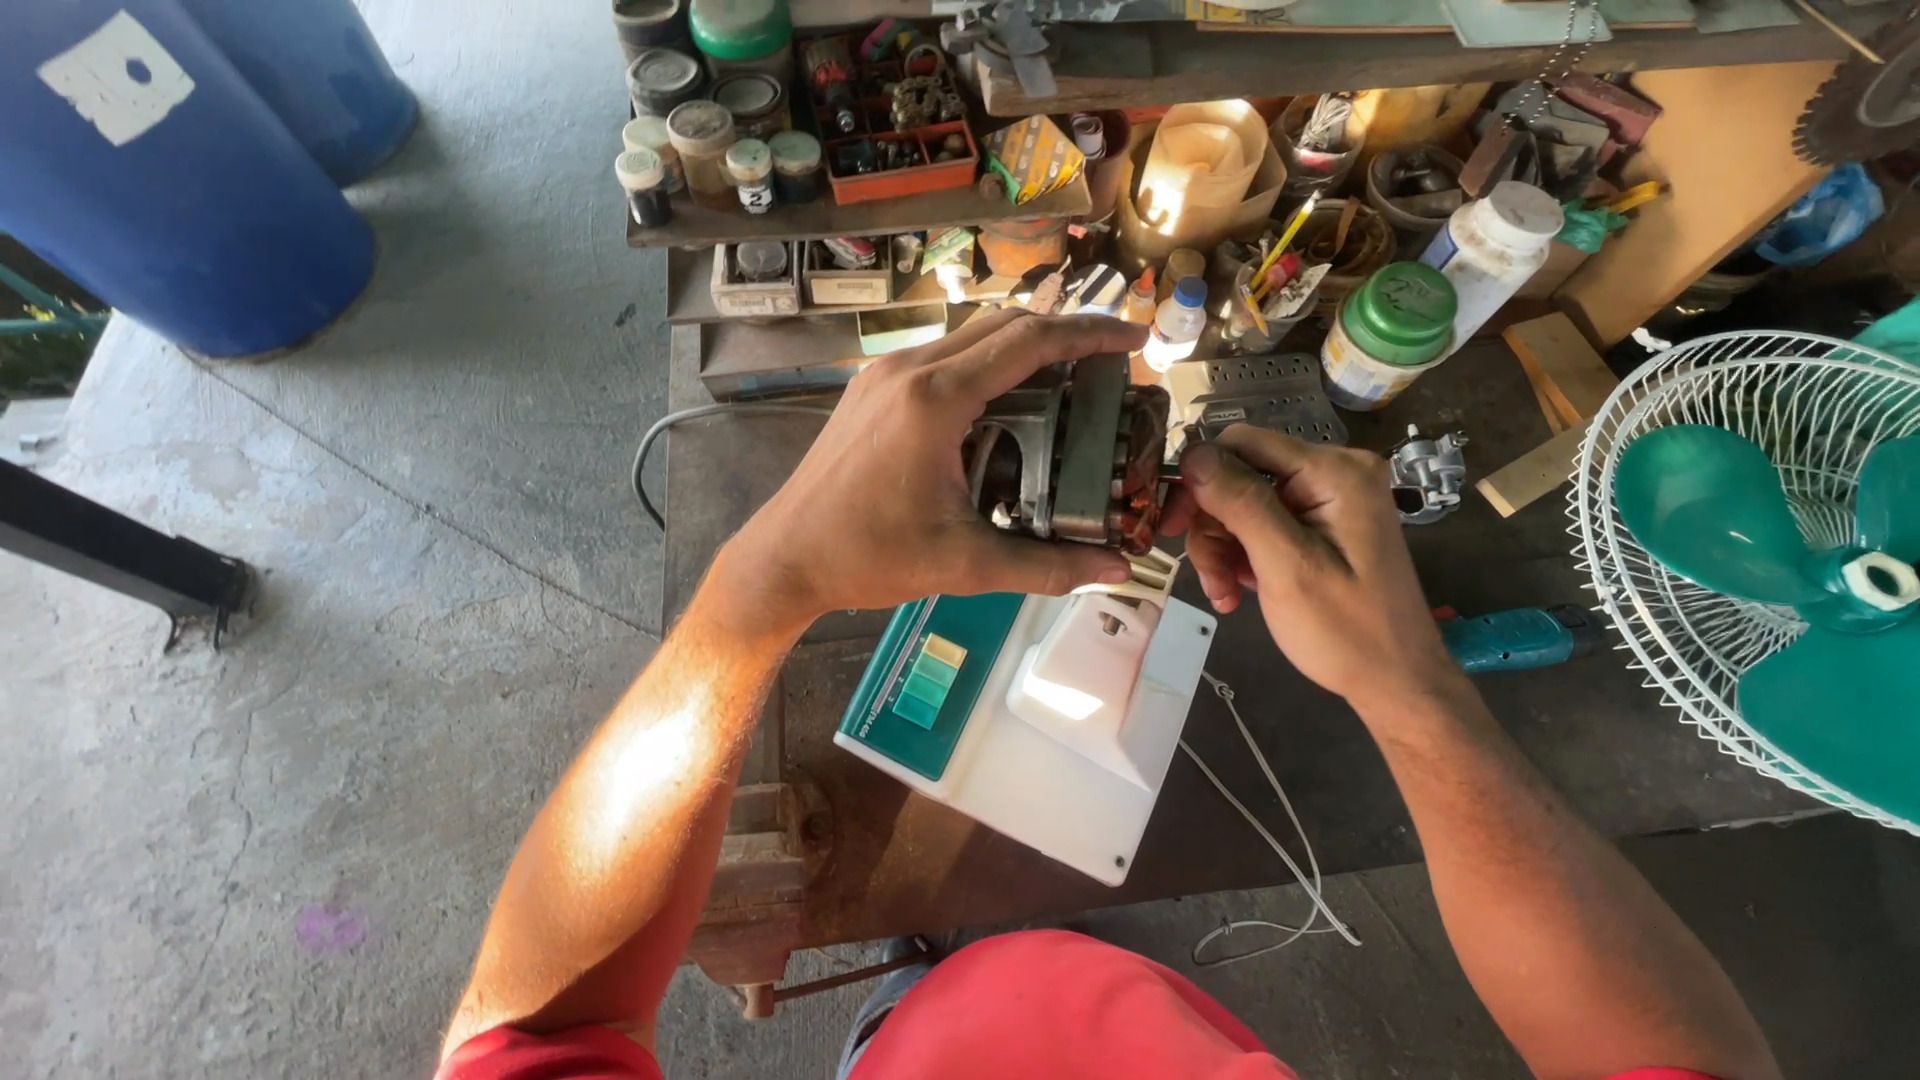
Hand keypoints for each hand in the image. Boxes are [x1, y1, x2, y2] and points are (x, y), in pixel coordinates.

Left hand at [712, 311, 1146, 633]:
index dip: (1089, 333)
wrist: (786, 556)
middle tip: (1108, 363)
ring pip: (970, 336)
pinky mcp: (870, 388)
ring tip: (1065, 379)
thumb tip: (1115, 570)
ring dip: (1022, 346)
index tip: (1133, 339)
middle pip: (1003, 325)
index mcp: (935, 399)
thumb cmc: (869, 557)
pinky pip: (942, 356)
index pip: (1029, 341)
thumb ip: (1046, 566)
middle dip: (1063, 334)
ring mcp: (884, 374)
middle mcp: (909, 369)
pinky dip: (985, 363)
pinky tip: (1004, 401)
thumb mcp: (965, 565)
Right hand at [1161, 425, 1464, 710]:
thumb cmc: (1346, 629)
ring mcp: (1327, 499)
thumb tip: (1192, 453)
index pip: (1242, 442)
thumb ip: (1241, 503)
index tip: (1171, 523)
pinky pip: (1260, 524)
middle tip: (1201, 571)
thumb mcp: (1286, 565)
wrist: (1394, 681)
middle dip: (1211, 523)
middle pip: (1238, 475)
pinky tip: (1237, 591)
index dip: (1198, 476)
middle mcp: (1332, 472)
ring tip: (1224, 593)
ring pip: (1241, 504)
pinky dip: (1241, 556)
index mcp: (1334, 471)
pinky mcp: (1319, 525)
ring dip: (1221, 548)